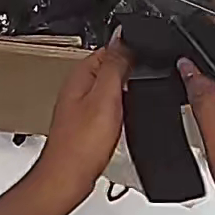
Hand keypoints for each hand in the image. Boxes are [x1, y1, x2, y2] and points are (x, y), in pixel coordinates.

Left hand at [32, 40, 132, 207]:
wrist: (68, 178)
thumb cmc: (81, 144)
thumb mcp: (105, 97)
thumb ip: (114, 65)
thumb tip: (122, 37)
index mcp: (81, 75)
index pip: (109, 49)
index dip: (131, 51)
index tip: (146, 60)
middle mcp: (78, 88)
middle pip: (110, 68)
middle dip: (129, 72)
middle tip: (143, 83)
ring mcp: (82, 106)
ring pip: (110, 88)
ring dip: (125, 91)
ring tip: (135, 100)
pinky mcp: (88, 123)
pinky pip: (109, 106)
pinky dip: (120, 108)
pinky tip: (125, 118)